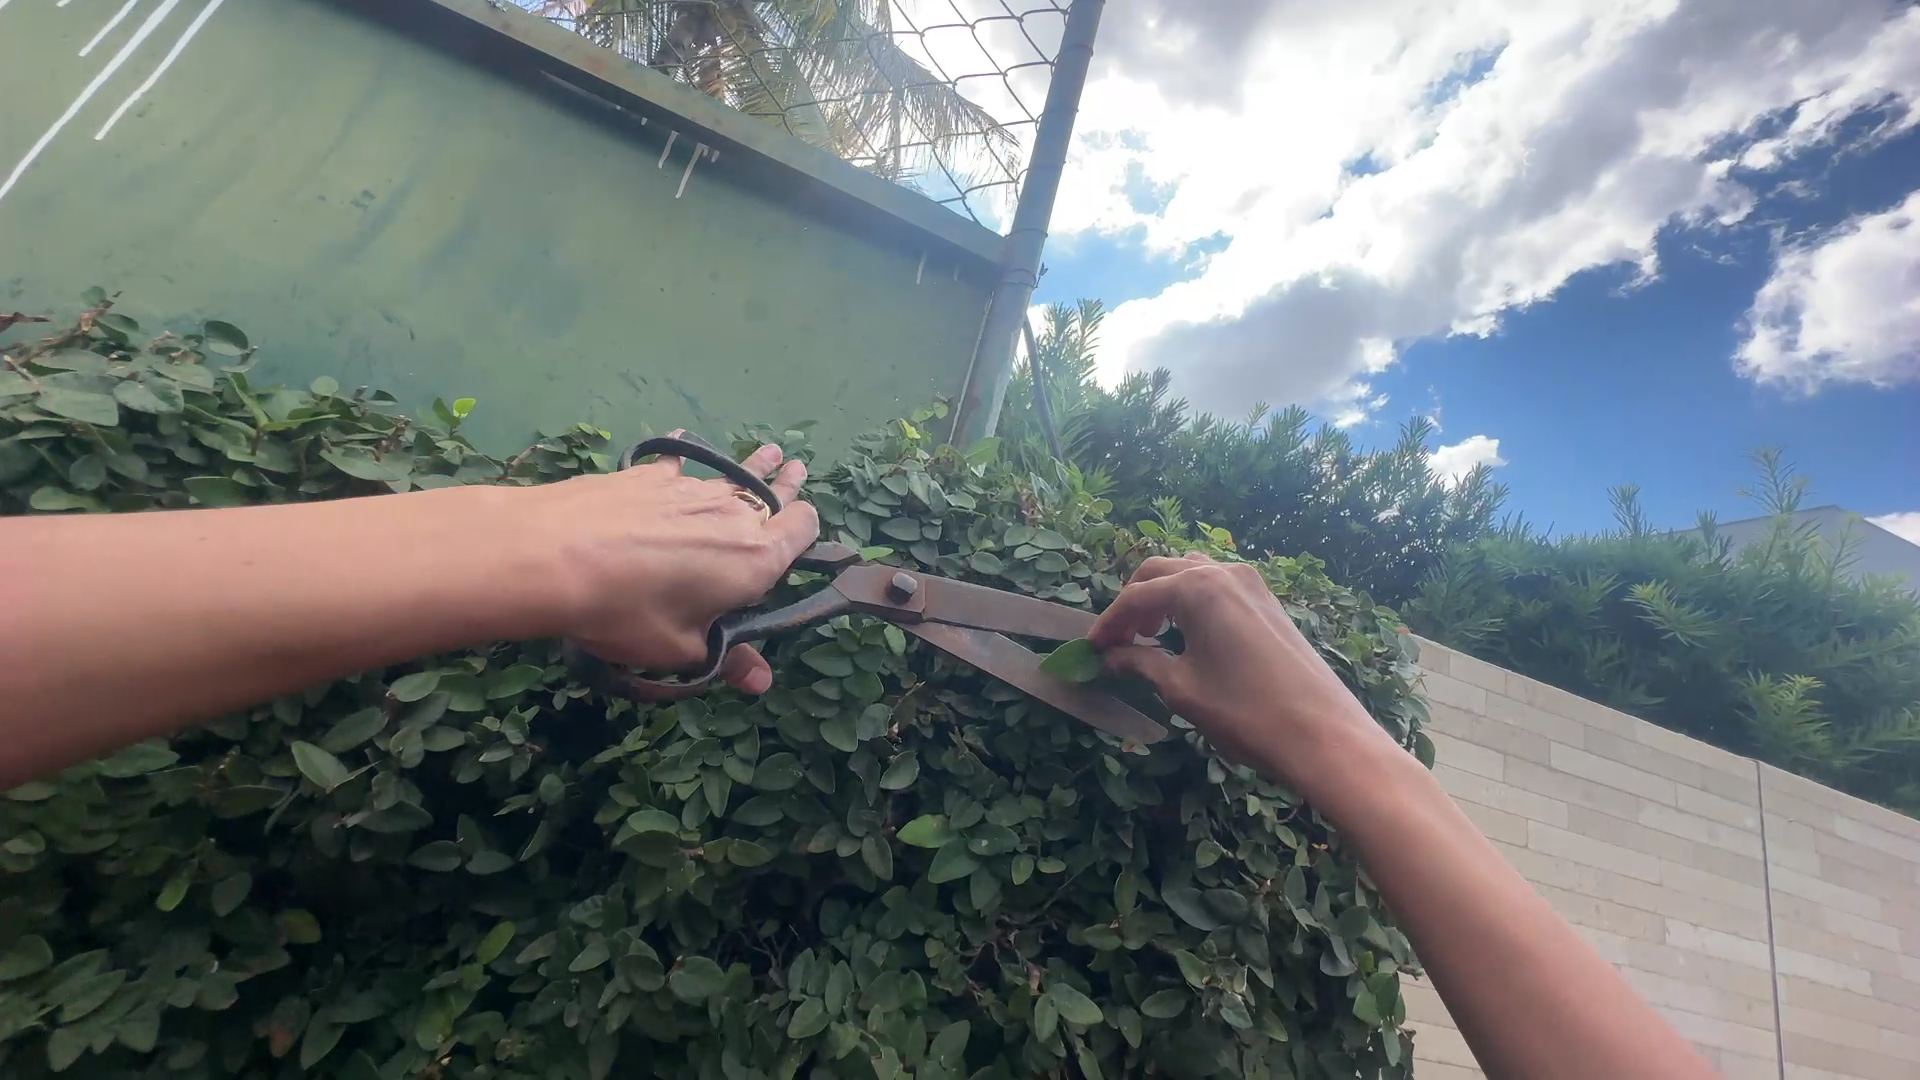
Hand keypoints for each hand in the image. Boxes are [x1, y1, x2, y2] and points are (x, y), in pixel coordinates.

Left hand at [534, 440, 819, 693]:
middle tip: (796, 466)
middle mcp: (736, 514)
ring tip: (766, 452)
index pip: (804, 528)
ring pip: (734, 475)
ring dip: (750, 468)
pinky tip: (681, 446)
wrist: (551, 556)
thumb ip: (728, 659)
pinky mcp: (653, 473)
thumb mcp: (680, 648)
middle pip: (775, 492)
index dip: (808, 529)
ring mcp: (694, 488)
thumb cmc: (629, 612)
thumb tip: (761, 683)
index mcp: (756, 559)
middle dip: (788, 481)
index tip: (804, 531)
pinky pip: (680, 463)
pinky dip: (685, 460)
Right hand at [1086, 553, 1400, 798]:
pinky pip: (1217, 586)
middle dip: (1133, 604)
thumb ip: (1139, 662)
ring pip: (1190, 573)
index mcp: (1197, 587)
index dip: (1109, 623)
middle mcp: (1223, 572)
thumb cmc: (1245, 712)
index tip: (1091, 648)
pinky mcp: (1268, 602)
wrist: (1326, 736)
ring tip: (1151, 633)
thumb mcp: (1181, 689)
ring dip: (1163, 596)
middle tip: (1117, 640)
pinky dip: (1191, 601)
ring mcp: (1251, 584)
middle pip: (1160, 573)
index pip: (1136, 597)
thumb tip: (1109, 656)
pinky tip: (1188, 634)